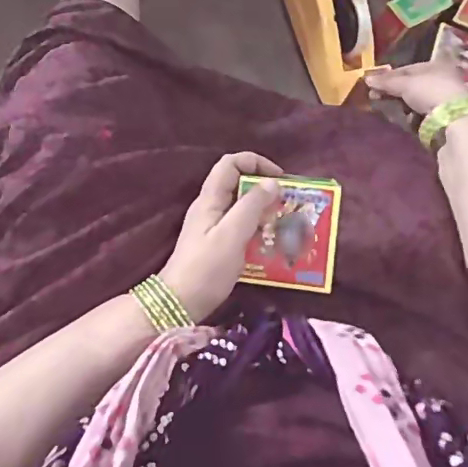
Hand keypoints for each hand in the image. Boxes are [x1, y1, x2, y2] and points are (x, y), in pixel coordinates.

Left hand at [157, 152, 284, 321]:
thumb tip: (272, 183)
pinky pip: (240, 227)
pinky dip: (257, 228)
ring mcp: (211, 227)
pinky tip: (270, 243)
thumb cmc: (206, 268)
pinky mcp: (216, 245)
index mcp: (210, 199)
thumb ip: (252, 206)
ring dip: (263, 210)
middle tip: (287, 205)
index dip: (256, 163)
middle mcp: (210, 208)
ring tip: (284, 224)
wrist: (180, 303)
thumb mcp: (232, 235)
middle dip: (264, 189)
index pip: (231, 163)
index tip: (280, 179)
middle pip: (238, 184)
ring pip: (240, 207)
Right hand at [363, 61, 467, 116]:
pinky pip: (420, 112)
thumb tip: (366, 78)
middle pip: (410, 85)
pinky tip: (403, 118)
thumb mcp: (405, 83)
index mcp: (435, 65)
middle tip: (375, 97)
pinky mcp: (442, 114)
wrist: (453, 116)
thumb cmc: (429, 90)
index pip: (406, 69)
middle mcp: (441, 78)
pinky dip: (410, 115)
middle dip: (392, 91)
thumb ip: (386, 81)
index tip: (373, 84)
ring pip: (414, 99)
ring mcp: (443, 97)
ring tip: (386, 109)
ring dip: (400, 104)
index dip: (388, 76)